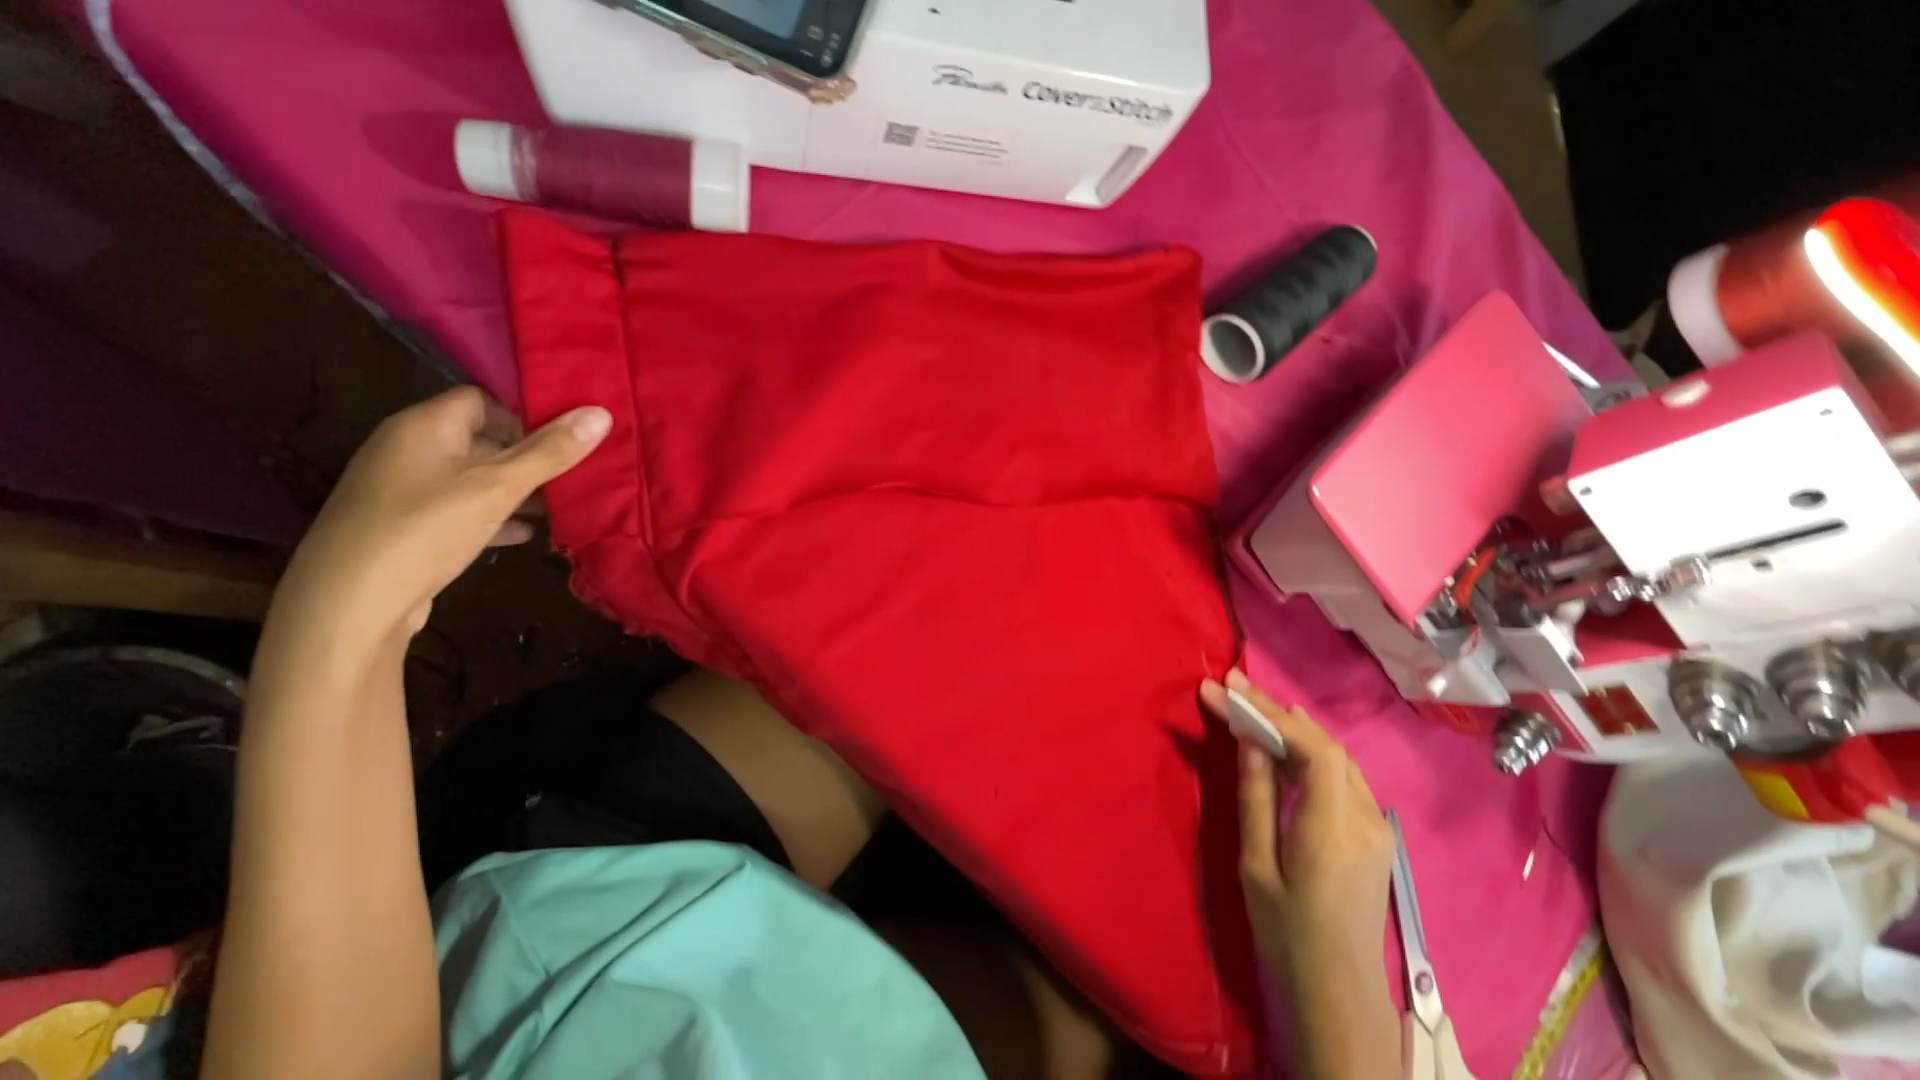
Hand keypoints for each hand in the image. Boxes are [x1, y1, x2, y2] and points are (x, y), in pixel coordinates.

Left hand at [265, 387, 610, 649]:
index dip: (523, 414)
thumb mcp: (497, 487)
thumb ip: (549, 452)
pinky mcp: (402, 528)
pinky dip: (489, 517)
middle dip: (524, 456)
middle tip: (570, 474)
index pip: (480, 399)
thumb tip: (601, 413)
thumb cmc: (425, 528)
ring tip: (557, 507)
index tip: (564, 438)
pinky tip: (522, 535)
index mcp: (423, 425)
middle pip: (476, 438)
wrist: (350, 603)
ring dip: (510, 491)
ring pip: (468, 479)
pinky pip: (455, 510)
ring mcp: (400, 491)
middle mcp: (405, 448)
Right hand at [1200, 669, 1394, 975]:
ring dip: (1295, 729)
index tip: (1228, 688)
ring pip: (1338, 758)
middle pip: (1326, 746)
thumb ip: (1256, 800)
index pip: (1313, 749)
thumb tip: (1251, 742)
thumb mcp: (1256, 868)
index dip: (1270, 712)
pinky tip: (1287, 742)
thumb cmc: (1286, 934)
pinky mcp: (1375, 834)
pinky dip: (1312, 752)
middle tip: (1232, 686)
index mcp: (1333, 830)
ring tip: (1252, 704)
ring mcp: (1377, 827)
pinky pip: (1344, 777)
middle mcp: (1365, 820)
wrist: (1338, 989)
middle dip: (1277, 712)